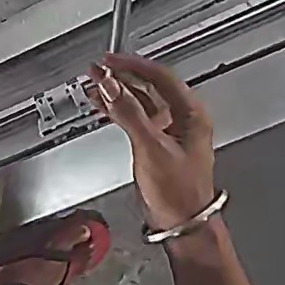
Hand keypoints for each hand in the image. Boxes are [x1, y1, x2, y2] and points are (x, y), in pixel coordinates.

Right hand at [88, 53, 216, 230]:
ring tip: (94, 85)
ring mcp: (170, 133)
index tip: (109, 61)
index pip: (159, 77)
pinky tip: (104, 108)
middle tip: (97, 70)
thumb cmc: (180, 192)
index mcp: (190, 114)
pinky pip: (136, 119)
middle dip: (121, 77)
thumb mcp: (151, 147)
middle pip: (149, 88)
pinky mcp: (157, 145)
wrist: (182, 223)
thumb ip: (129, 112)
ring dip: (117, 93)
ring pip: (140, 103)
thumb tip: (111, 86)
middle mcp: (182, 120)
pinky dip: (118, 111)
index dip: (132, 65)